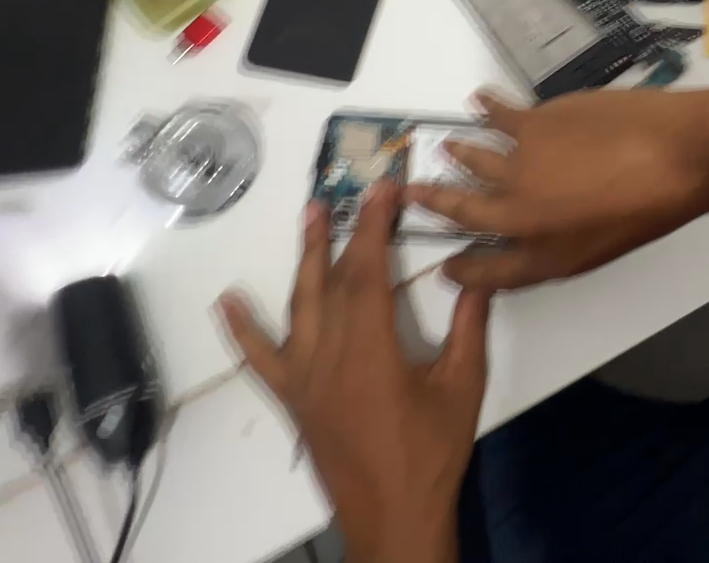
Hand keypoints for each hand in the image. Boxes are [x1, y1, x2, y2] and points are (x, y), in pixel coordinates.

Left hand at [218, 184, 490, 562]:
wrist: (395, 518)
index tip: (384, 191)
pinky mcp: (294, 402)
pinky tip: (228, 304)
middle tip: (362, 193)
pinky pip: (262, 362)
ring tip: (310, 214)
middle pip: (335, 282)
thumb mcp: (465, 383)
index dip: (375, 228)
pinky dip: (243, 331)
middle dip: (350, 232)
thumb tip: (481, 272)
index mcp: (371, 354)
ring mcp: (304, 382)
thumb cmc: (433, 451)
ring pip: (300, 307)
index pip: (368, 274)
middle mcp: (328, 361)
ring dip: (306, 258)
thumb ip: (471, 324)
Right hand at [404, 89, 708, 289]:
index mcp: (539, 252)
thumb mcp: (603, 249)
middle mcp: (518, 210)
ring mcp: (521, 161)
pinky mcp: (535, 120)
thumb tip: (534, 239)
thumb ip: (559, 249)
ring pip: (475, 157)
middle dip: (435, 203)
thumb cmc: (653, 209)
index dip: (465, 270)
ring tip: (446, 146)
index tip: (447, 266)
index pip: (487, 271)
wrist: (678, 153)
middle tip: (411, 195)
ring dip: (459, 153)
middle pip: (464, 208)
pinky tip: (480, 101)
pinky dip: (487, 106)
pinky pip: (499, 114)